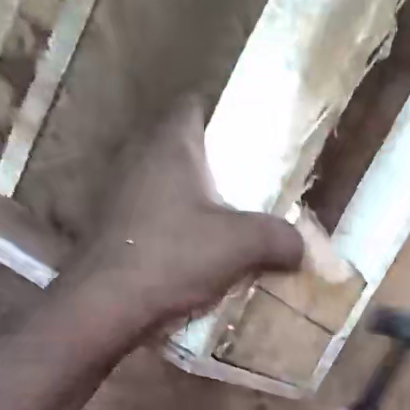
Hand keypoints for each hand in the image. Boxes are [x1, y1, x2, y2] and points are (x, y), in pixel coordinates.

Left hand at [74, 98, 302, 326]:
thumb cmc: (174, 257)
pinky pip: (160, 211)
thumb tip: (301, 246)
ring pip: (174, 182)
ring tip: (237, 219)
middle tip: (258, 184)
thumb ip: (280, 238)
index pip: (196, 106)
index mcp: (170, 146)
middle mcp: (141, 158)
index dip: (227, 115)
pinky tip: (205, 248)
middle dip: (222, 163)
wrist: (108, 304)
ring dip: (203, 197)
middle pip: (189, 147)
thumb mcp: (242, 245)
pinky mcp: (118, 225)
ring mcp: (123, 191)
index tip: (256, 136)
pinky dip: (184, 222)